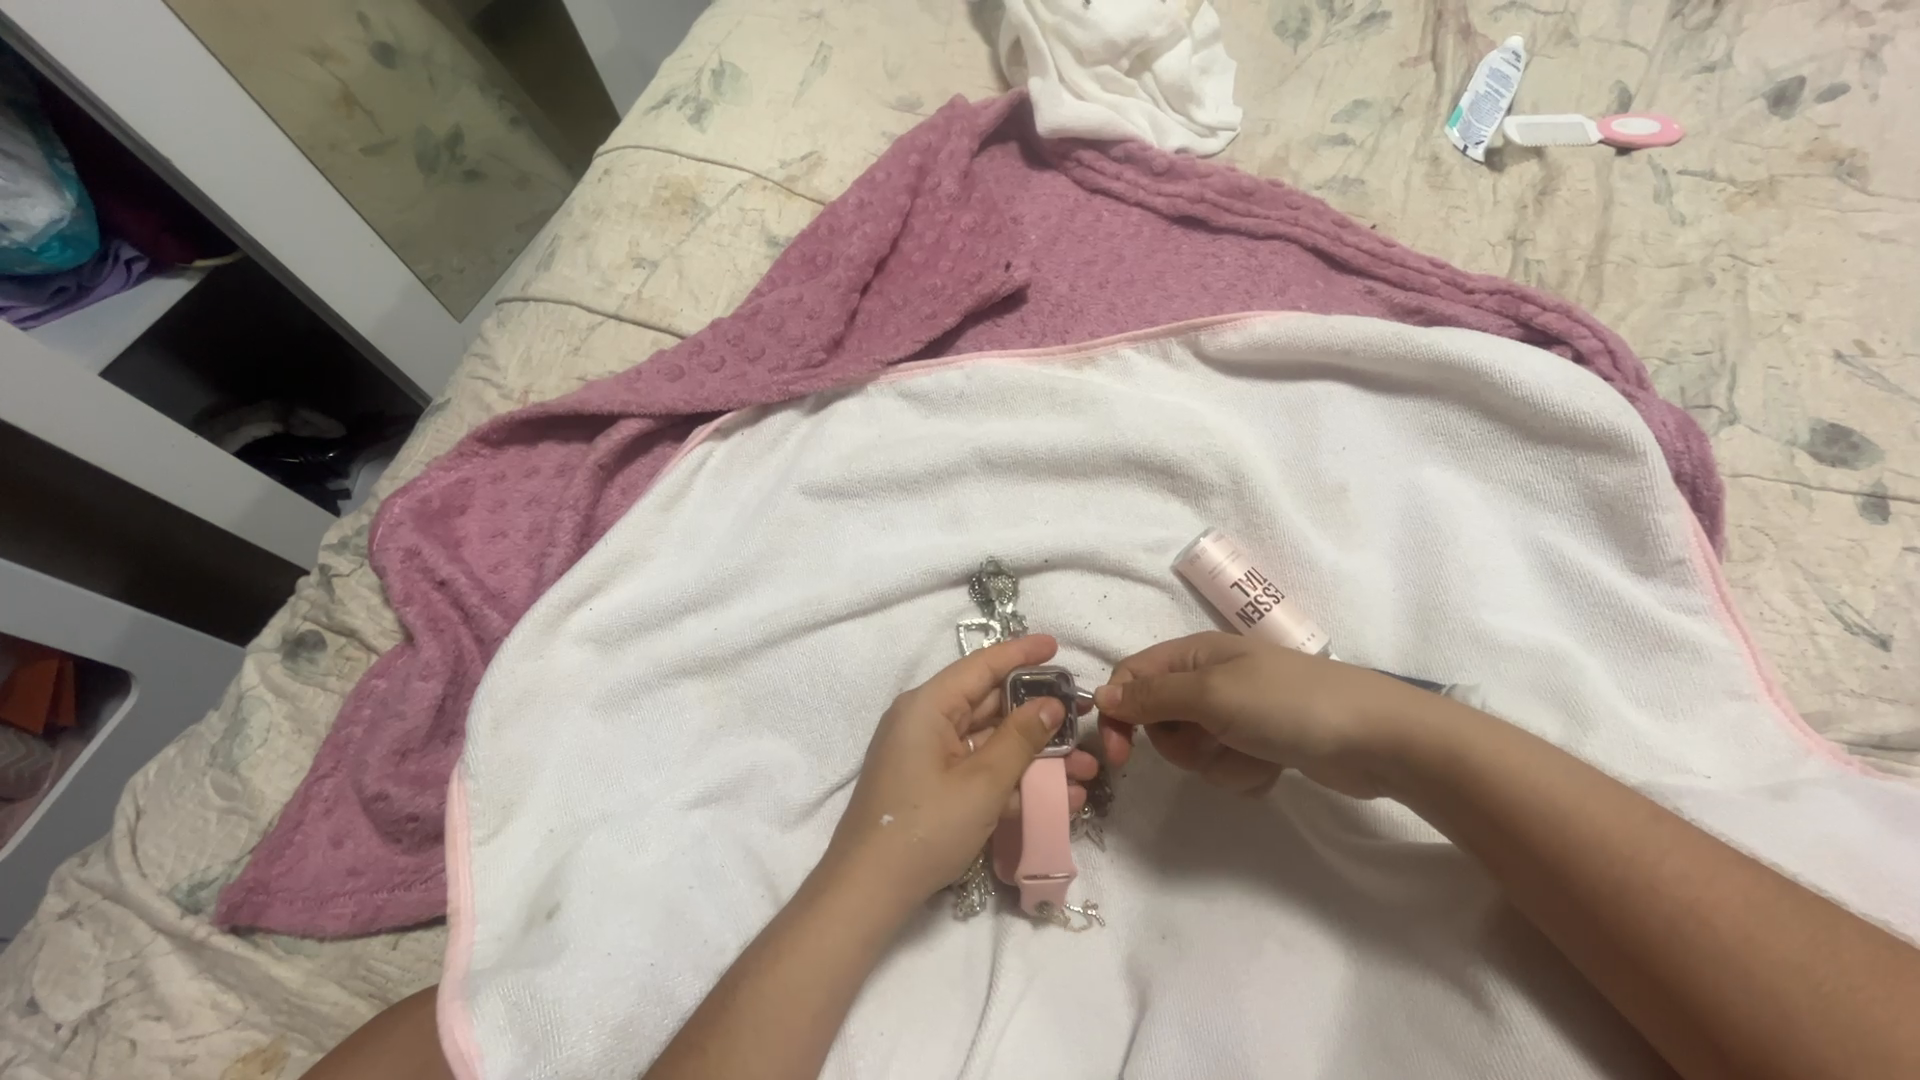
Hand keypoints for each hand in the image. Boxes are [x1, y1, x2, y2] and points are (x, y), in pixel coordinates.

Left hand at [821, 635, 1099, 909]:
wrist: (869, 891)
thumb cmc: (925, 826)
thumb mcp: (981, 782)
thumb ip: (1020, 739)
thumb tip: (1050, 703)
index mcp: (928, 706)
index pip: (981, 666)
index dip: (1021, 654)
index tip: (1057, 645)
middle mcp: (926, 722)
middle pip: (990, 704)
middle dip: (1040, 714)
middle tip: (1084, 714)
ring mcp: (929, 757)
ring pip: (991, 742)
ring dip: (1036, 754)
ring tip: (1086, 766)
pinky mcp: (934, 787)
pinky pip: (980, 770)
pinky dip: (1015, 779)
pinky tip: (1060, 795)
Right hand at [1094, 632, 1423, 799]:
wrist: (1376, 739)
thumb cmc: (1287, 704)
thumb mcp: (1210, 693)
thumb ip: (1151, 696)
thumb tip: (1100, 695)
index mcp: (1195, 653)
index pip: (1131, 677)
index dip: (1118, 712)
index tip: (1119, 753)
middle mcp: (1211, 679)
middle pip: (1159, 719)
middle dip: (1179, 743)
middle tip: (1211, 742)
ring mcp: (1238, 714)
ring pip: (1193, 749)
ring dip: (1216, 762)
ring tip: (1253, 754)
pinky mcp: (1260, 745)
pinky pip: (1225, 766)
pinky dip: (1243, 773)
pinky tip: (1273, 768)